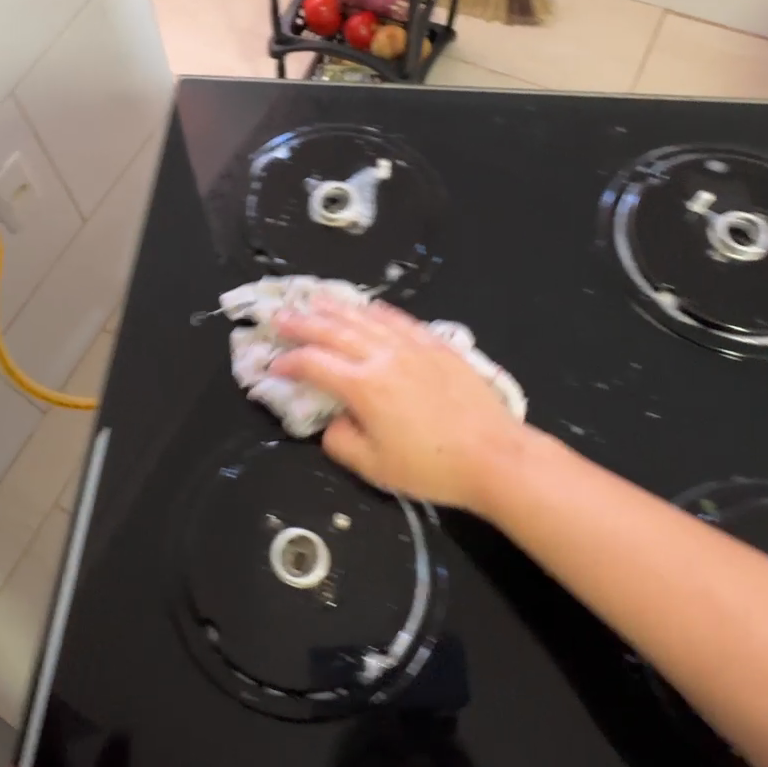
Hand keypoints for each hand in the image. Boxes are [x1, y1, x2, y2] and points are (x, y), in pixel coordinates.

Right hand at [272, 300, 534, 512]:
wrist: (495, 456)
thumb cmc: (432, 467)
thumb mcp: (374, 467)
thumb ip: (341, 442)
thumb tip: (333, 422)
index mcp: (364, 386)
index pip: (315, 364)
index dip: (289, 362)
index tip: (273, 365)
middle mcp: (384, 357)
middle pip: (334, 331)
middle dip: (302, 323)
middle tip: (279, 315)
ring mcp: (413, 347)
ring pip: (366, 319)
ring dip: (336, 308)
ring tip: (315, 299)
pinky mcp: (438, 347)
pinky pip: (401, 320)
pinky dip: (378, 310)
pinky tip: (368, 305)